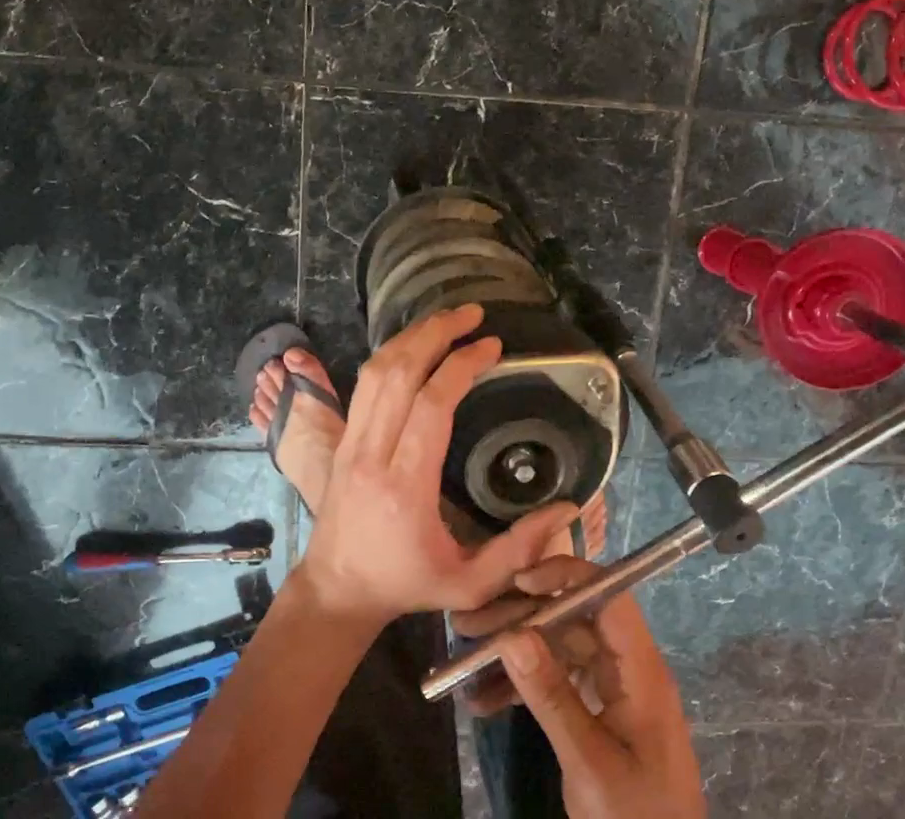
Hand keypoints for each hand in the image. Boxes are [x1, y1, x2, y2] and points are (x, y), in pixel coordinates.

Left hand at [297, 304, 578, 624]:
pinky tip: (417, 343)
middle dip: (437, 334)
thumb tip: (567, 508)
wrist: (337, 590)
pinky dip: (391, 354)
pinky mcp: (341, 440)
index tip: (492, 346)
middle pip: (398, 375)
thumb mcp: (471, 585)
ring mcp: (349, 444)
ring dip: (412, 337)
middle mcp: (371, 456)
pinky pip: (364, 384)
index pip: (431, 407)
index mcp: (405, 489)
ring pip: (375, 372)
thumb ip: (519, 550)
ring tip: (449, 318)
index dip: (462, 366)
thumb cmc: (407, 585)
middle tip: (474, 313)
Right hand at [457, 556, 703, 818]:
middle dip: (520, 619)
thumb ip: (551, 697)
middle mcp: (629, 670)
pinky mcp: (601, 715)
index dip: (566, 577)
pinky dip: (523, 689)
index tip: (518, 582)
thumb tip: (513, 635)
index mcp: (641, 670)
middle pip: (574, 622)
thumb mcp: (589, 760)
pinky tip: (483, 700)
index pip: (609, 596)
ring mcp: (614, 693)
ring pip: (560, 653)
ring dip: (513, 656)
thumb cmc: (634, 815)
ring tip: (462, 659)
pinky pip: (559, 685)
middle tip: (466, 622)